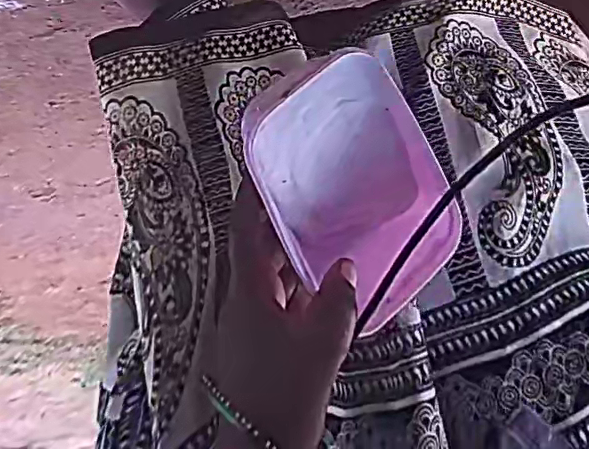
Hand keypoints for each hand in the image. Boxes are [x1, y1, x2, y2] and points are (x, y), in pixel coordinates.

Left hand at [208, 181, 357, 448]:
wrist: (259, 446)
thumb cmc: (280, 398)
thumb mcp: (320, 346)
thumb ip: (336, 301)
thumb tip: (345, 268)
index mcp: (247, 287)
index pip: (243, 226)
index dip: (250, 193)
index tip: (260, 168)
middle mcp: (243, 296)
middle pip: (255, 244)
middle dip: (276, 219)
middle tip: (300, 195)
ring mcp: (249, 317)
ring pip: (267, 271)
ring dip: (287, 252)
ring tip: (315, 232)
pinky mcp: (259, 337)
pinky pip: (275, 296)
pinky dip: (293, 284)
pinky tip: (317, 285)